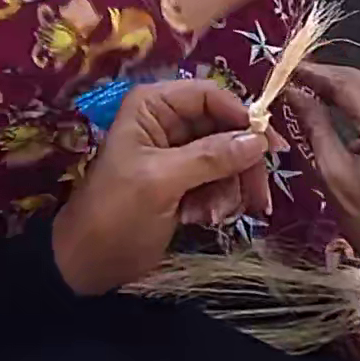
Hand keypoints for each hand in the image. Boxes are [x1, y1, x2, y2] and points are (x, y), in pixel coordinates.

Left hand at [51, 80, 275, 294]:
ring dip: (229, 189)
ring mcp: (178, 151)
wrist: (89, 265)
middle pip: (225, 127)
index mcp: (154, 105)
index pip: (210, 95)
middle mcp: (168, 120)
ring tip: (213, 216)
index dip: (241, 116)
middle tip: (259, 200)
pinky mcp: (185, 179)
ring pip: (228, 156)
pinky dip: (219, 201)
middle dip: (240, 164)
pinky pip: (219, 180)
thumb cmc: (117, 213)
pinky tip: (202, 220)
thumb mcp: (162, 181)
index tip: (270, 147)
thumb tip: (259, 140)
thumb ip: (210, 157)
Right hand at [286, 63, 359, 284]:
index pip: (348, 84)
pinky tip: (326, 103)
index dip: (315, 72)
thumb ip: (314, 125)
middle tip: (290, 75)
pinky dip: (349, 101)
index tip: (285, 67)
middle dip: (324, 75)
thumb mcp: (332, 173)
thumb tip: (292, 92)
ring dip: (336, 86)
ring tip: (302, 86)